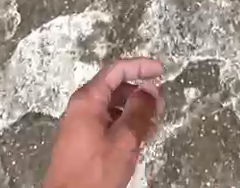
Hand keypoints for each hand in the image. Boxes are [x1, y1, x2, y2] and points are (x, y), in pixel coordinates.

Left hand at [42, 58, 164, 187]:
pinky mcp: (80, 143)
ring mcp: (78, 126)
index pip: (116, 70)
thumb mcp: (124, 140)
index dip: (140, 66)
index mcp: (87, 100)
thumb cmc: (95, 172)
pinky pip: (106, 123)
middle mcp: (80, 107)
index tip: (161, 72)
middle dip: (139, 92)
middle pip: (114, 88)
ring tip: (152, 124)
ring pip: (111, 107)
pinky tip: (138, 138)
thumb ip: (139, 111)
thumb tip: (150, 88)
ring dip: (133, 111)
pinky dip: (123, 124)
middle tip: (159, 105)